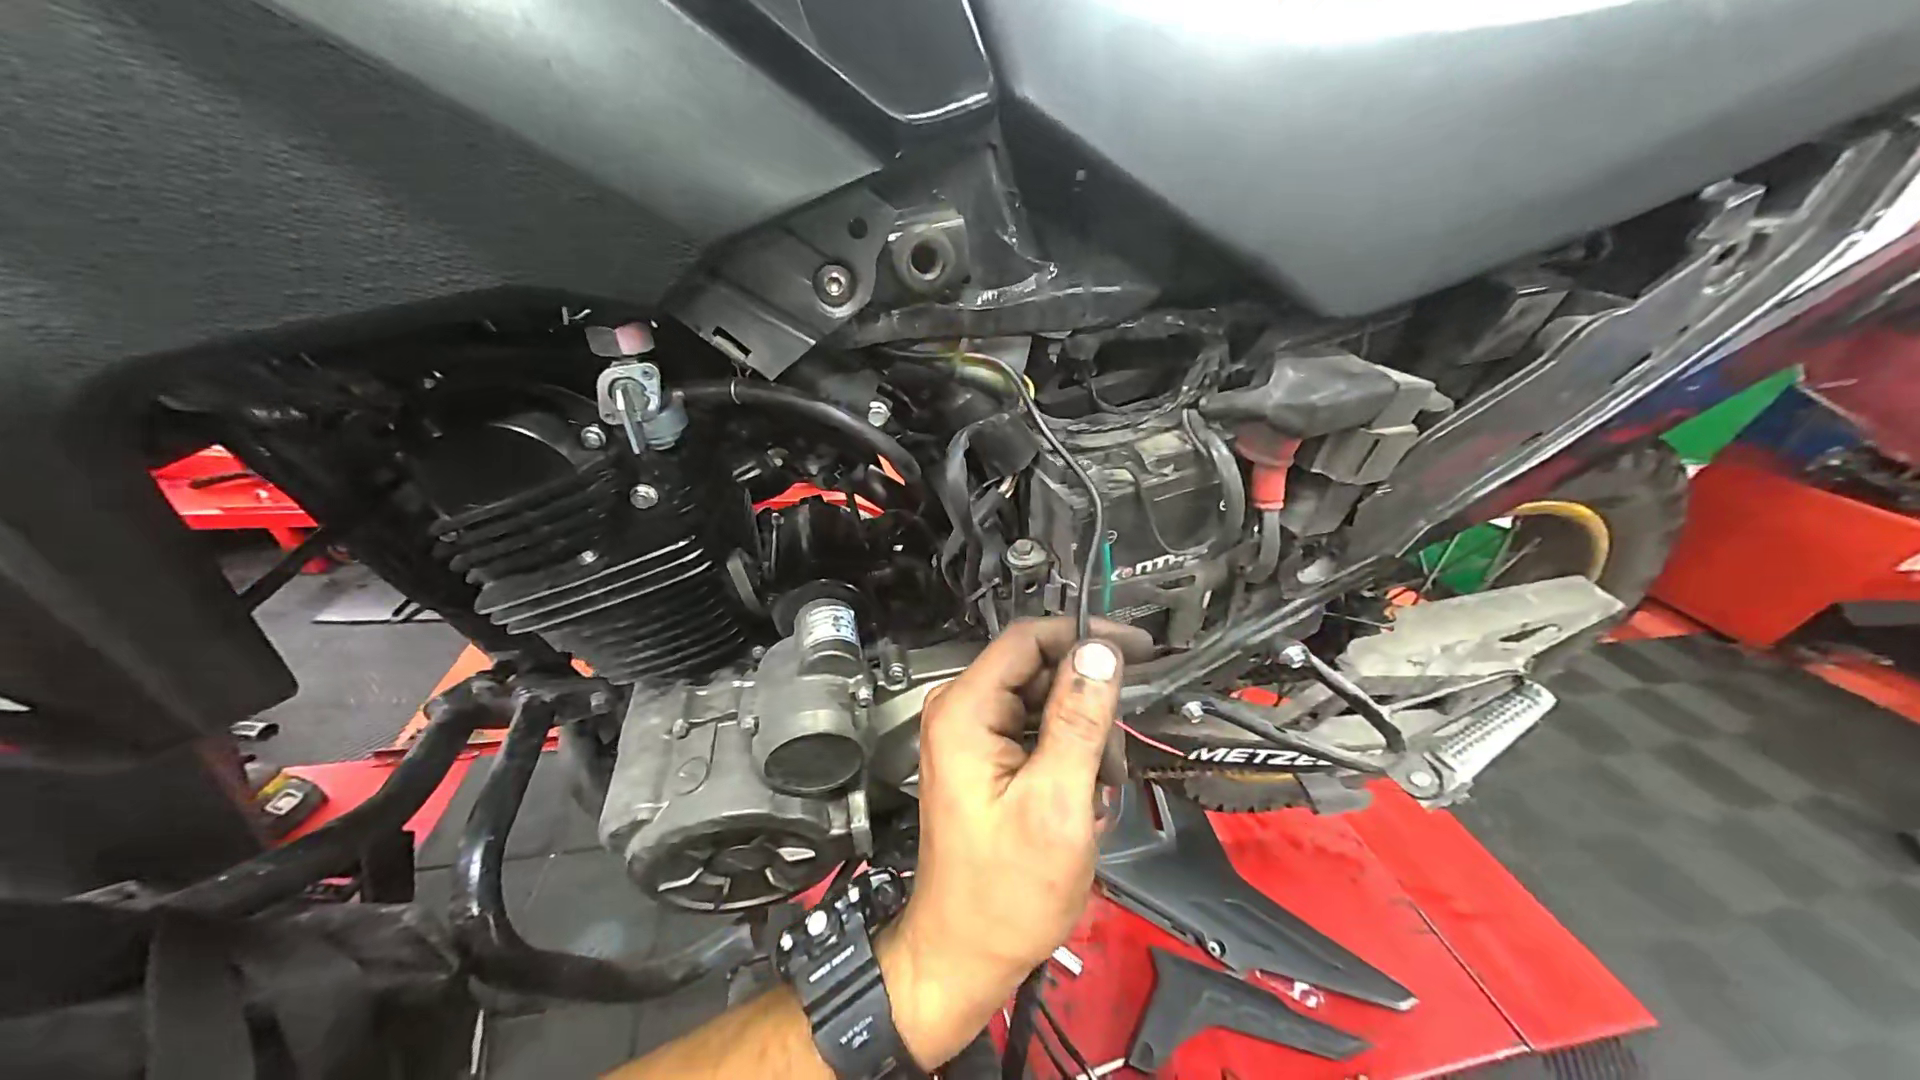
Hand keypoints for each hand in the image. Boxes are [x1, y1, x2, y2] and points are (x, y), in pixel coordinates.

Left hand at [876, 617, 1150, 1067]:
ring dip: (1084, 737)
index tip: (1136, 649)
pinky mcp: (986, 756)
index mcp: (965, 711)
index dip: (1085, 636)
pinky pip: (1037, 730)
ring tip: (1096, 791)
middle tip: (1114, 757)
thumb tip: (1101, 652)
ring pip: (1046, 700)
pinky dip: (1069, 754)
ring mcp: (973, 734)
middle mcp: (962, 711)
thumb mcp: (1056, 802)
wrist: (966, 951)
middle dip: (1088, 705)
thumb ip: (1080, 720)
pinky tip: (1082, 794)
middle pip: (1040, 669)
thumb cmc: (1005, 893)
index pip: (1028, 638)